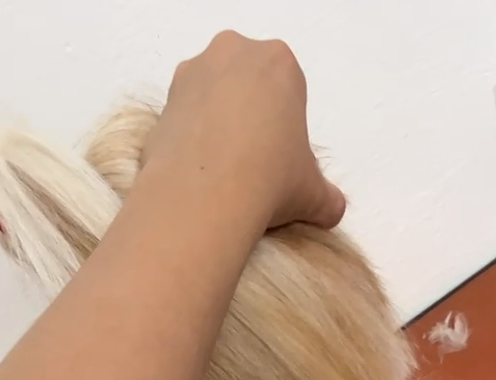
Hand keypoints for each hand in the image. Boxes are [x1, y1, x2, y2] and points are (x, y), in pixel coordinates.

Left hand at [141, 31, 347, 230]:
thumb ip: (327, 198)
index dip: (287, 129)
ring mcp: (192, 73)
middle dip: (250, 119)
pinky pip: (183, 122)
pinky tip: (199, 177)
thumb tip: (333, 210)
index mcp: (279, 63)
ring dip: (218, 128)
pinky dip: (191, 144)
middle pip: (247, 87)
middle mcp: (233, 52)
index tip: (281, 161)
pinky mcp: (162, 101)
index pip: (288, 91)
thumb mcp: (313, 195)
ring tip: (224, 174)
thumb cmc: (271, 180)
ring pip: (212, 100)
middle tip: (254, 165)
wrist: (207, 196)